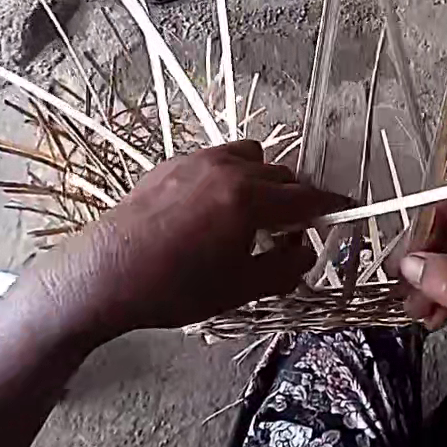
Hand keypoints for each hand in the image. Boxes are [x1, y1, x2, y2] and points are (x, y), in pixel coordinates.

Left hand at [25, 141, 352, 335]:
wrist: (101, 275)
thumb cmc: (173, 289)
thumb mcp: (239, 290)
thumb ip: (285, 268)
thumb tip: (306, 249)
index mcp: (249, 200)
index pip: (307, 198)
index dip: (331, 205)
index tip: (345, 209)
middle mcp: (229, 169)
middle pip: (284, 175)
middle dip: (297, 199)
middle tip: (293, 228)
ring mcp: (200, 160)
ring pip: (254, 157)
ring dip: (266, 179)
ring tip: (254, 210)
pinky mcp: (175, 161)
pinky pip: (221, 157)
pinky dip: (235, 173)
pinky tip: (217, 203)